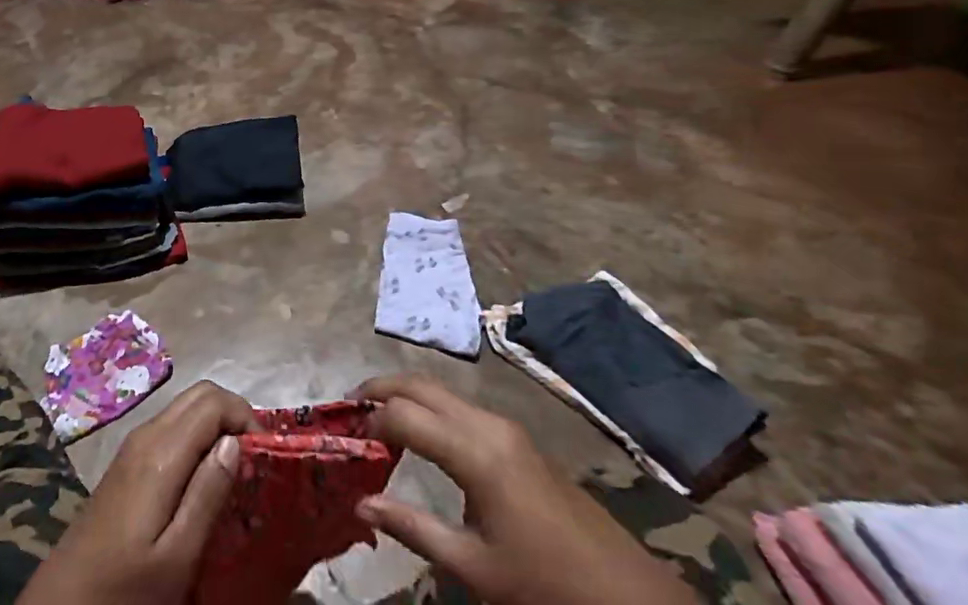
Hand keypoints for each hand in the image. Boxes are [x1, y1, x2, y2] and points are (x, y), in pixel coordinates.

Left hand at [17, 380, 256, 604]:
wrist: (62, 603)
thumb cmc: (125, 587)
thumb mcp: (177, 556)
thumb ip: (207, 493)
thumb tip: (235, 442)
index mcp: (160, 453)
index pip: (214, 401)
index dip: (246, 417)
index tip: (264, 454)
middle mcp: (146, 435)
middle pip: (200, 394)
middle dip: (234, 414)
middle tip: (254, 458)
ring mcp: (133, 445)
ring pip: (186, 407)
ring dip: (217, 424)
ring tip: (235, 469)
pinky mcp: (128, 460)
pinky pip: (172, 427)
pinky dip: (198, 435)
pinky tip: (205, 476)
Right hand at [353, 375, 693, 604]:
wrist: (621, 591)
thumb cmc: (542, 581)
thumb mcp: (472, 565)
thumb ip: (412, 526)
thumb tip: (360, 501)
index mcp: (476, 452)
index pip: (405, 413)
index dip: (370, 418)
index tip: (346, 435)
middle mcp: (488, 424)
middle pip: (422, 384)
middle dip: (381, 388)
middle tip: (348, 407)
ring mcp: (505, 426)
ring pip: (441, 391)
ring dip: (405, 396)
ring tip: (375, 420)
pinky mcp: (515, 437)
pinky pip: (460, 407)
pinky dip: (428, 408)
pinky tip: (417, 435)